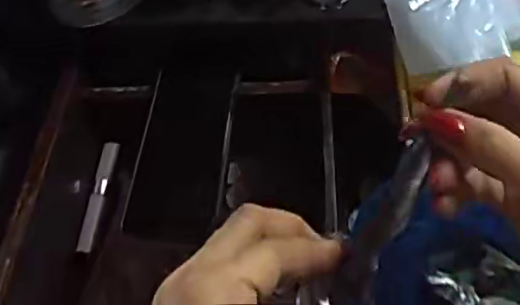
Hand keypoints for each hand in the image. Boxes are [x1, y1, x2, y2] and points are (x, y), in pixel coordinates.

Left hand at [154, 204, 342, 304]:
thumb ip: (295, 298)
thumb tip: (328, 282)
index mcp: (215, 283)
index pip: (275, 248)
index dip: (317, 248)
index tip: (346, 252)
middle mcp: (192, 273)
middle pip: (249, 221)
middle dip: (292, 226)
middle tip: (326, 249)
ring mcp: (178, 284)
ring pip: (232, 238)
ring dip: (272, 243)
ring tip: (305, 265)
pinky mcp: (173, 300)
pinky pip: (220, 261)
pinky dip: (251, 262)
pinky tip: (272, 286)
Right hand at [415, 59, 519, 304]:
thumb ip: (495, 147)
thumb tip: (436, 115)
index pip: (505, 79)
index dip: (464, 82)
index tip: (426, 100)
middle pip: (486, 112)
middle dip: (452, 125)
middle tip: (415, 141)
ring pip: (478, 149)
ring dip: (451, 162)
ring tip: (437, 187)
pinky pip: (481, 184)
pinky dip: (460, 190)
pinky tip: (446, 205)